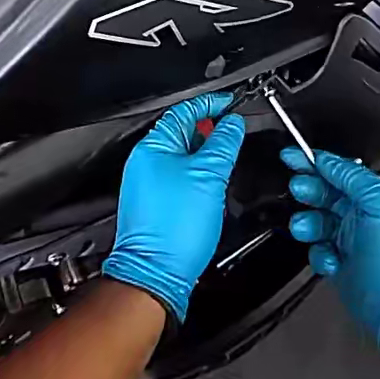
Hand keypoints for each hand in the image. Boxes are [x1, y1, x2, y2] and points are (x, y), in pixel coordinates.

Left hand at [102, 93, 245, 321]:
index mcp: (153, 146)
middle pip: (183, 131)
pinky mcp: (155, 203)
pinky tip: (211, 185)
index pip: (185, 110)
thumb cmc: (174, 229)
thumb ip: (223, 143)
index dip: (211, 104)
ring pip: (183, 155)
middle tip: (232, 131)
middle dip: (210, 129)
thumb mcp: (209, 176)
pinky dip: (198, 174)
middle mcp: (146, 161)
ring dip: (206, 153)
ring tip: (225, 159)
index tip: (230, 104)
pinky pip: (179, 176)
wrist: (156, 274)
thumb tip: (233, 123)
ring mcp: (148, 182)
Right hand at [283, 147, 379, 378]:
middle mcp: (371, 220)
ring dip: (308, 222)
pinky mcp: (349, 274)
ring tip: (303, 227)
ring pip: (322, 224)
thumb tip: (330, 161)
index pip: (344, 171)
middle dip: (310, 188)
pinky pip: (323, 254)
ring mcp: (360, 248)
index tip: (292, 156)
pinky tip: (326, 261)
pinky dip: (318, 254)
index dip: (317, 162)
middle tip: (297, 189)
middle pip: (330, 195)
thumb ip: (353, 179)